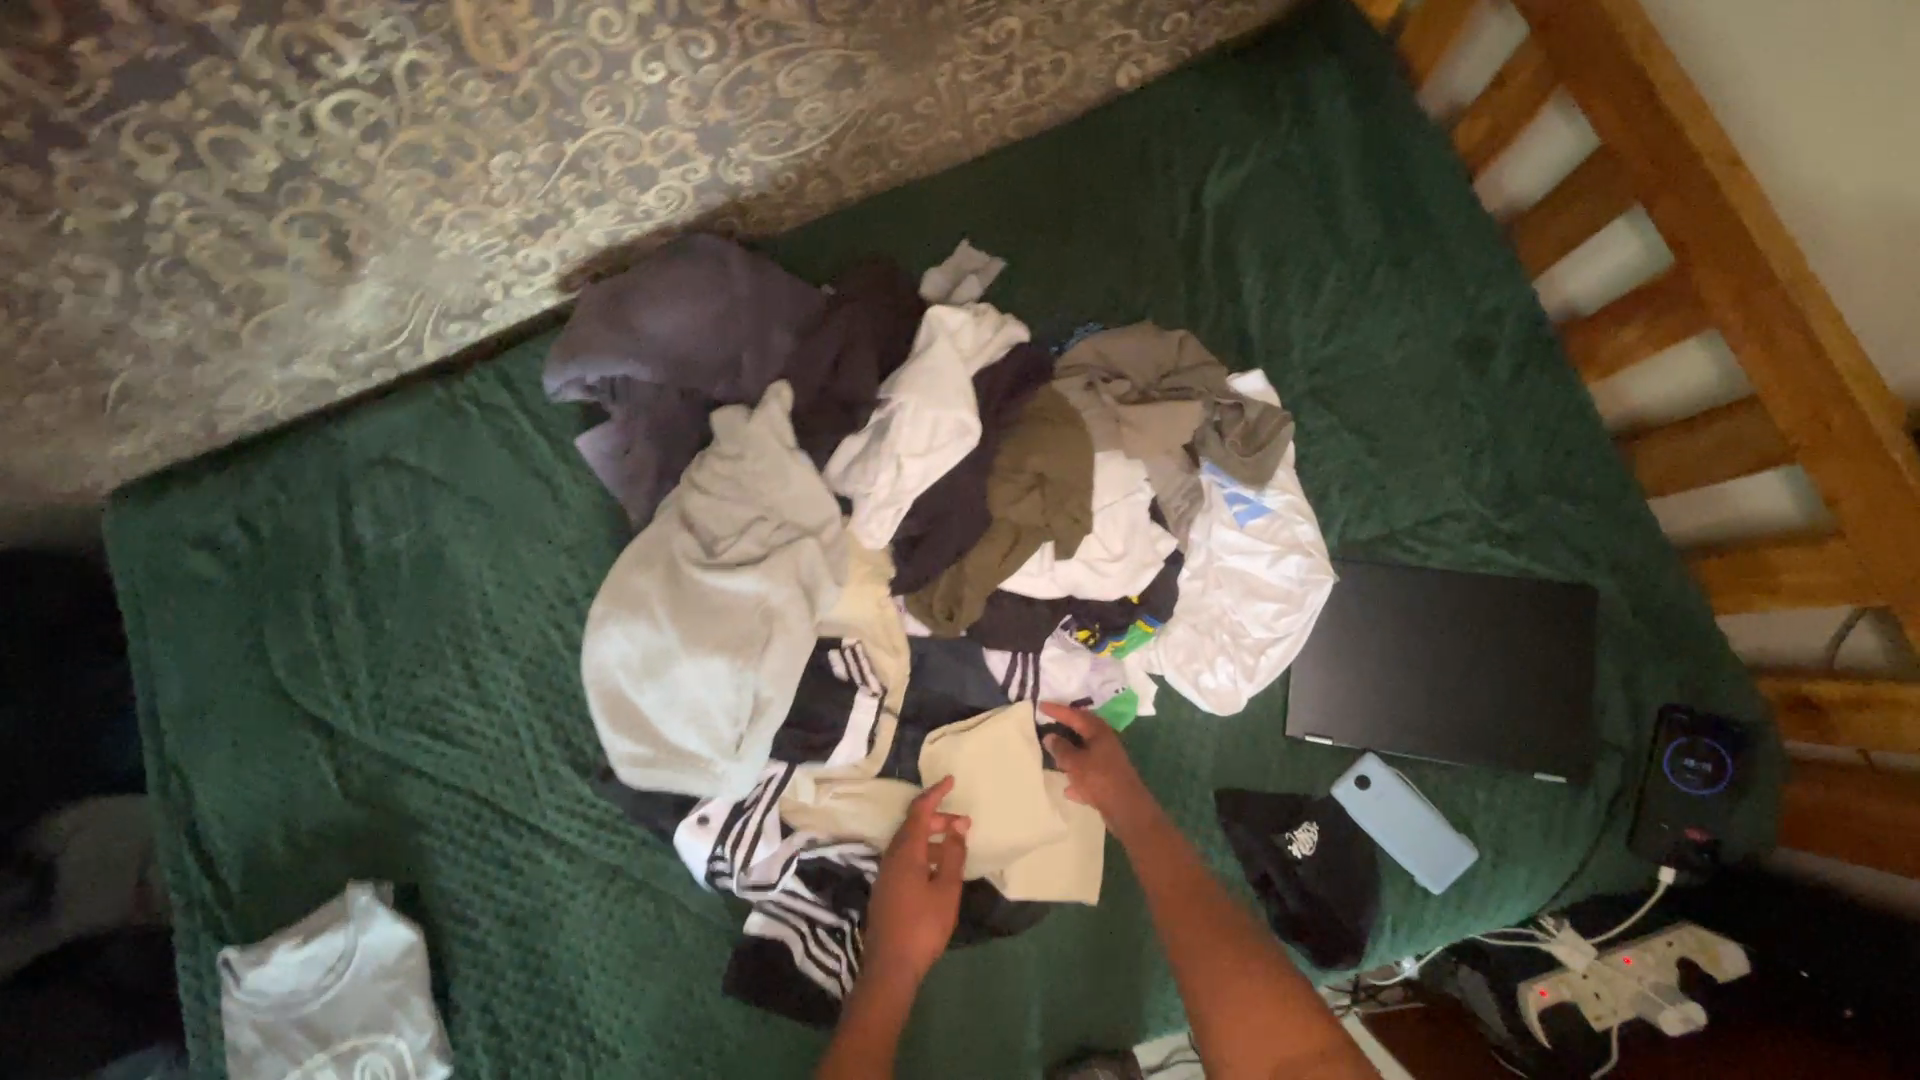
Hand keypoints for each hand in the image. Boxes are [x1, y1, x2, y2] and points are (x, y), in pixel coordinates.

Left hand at [863, 777, 969, 986]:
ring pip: (909, 844)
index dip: (935, 793)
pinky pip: (905, 859)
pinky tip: (938, 869)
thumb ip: (952, 855)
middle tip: (963, 824)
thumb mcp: (946, 890)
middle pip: (913, 826)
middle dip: (937, 819)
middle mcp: (891, 857)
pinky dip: (924, 854)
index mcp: (905, 852)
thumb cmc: (922, 926)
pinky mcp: (886, 890)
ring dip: (931, 838)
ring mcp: (886, 874)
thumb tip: (957, 826)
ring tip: (955, 846)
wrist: (890, 967)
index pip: (919, 811)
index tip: (951, 781)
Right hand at [1040, 702, 1159, 834]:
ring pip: (1086, 751)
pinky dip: (1078, 776)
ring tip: (1055, 755)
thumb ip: (1061, 748)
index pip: (1075, 715)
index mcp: (1099, 732)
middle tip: (1050, 723)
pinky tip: (1068, 789)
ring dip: (1071, 753)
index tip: (1041, 705)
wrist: (1126, 809)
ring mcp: (1109, 761)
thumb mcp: (1075, 762)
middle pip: (1083, 730)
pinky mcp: (1109, 778)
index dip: (1057, 710)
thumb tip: (1050, 736)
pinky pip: (1089, 772)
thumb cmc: (1099, 779)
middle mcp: (1106, 742)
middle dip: (1066, 728)